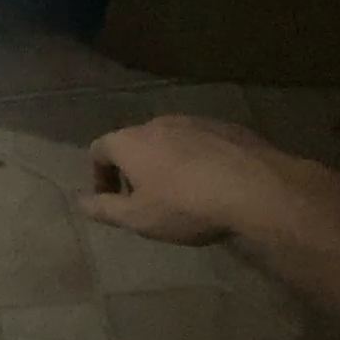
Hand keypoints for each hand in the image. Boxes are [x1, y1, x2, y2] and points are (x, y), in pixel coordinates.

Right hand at [80, 115, 339, 302]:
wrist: (258, 189)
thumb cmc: (186, 205)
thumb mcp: (138, 219)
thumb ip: (104, 209)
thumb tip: (80, 203)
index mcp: (128, 141)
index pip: (98, 150)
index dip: (98, 176)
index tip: (110, 199)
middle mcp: (156, 123)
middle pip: (134, 143)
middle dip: (134, 169)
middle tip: (145, 198)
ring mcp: (194, 121)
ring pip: (169, 140)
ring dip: (167, 162)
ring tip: (182, 191)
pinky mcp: (227, 127)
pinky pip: (201, 142)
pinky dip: (198, 159)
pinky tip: (213, 183)